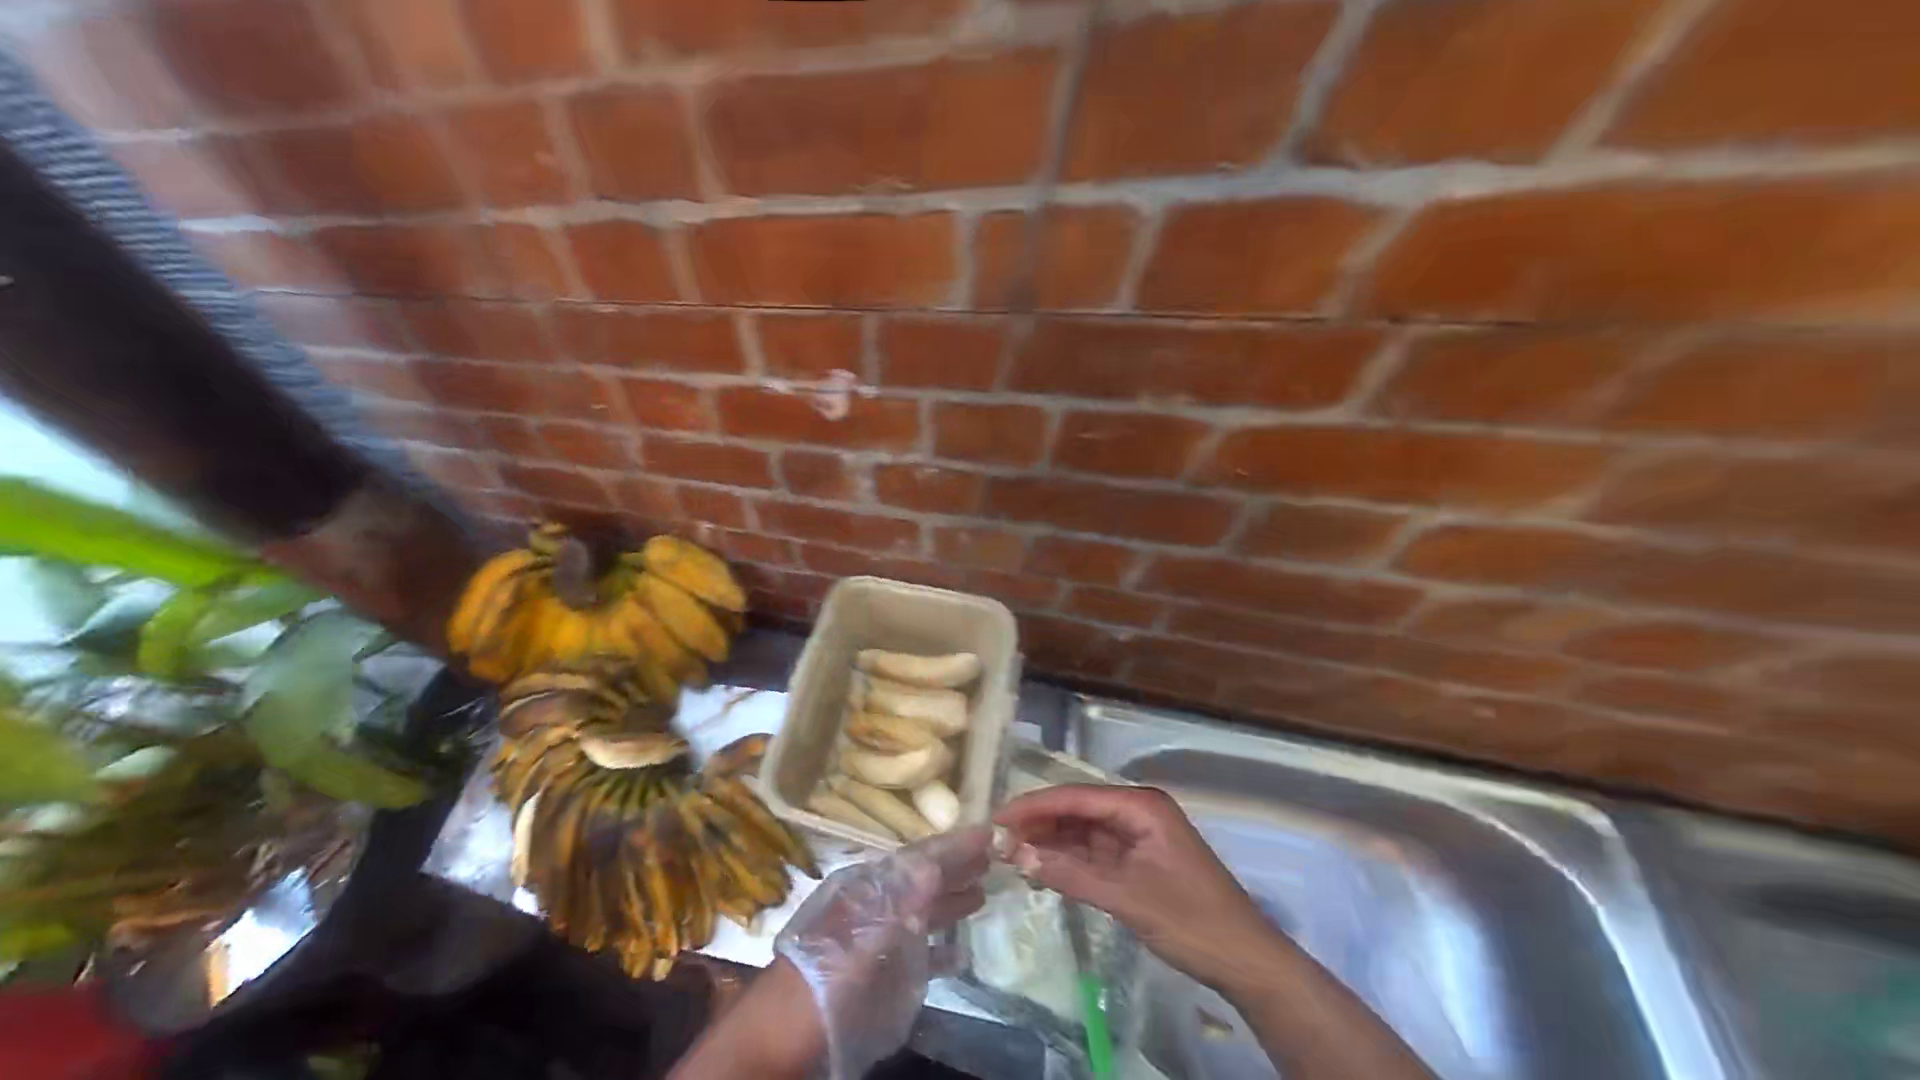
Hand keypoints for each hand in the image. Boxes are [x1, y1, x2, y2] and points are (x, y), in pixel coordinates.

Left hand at [774, 827, 990, 1078]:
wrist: (791, 1032)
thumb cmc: (832, 972)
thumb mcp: (867, 928)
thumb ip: (899, 896)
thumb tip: (932, 862)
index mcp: (873, 887)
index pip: (921, 857)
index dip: (954, 845)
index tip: (988, 832)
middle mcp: (880, 906)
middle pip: (925, 881)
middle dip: (957, 868)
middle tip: (993, 857)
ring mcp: (882, 942)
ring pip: (924, 913)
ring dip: (952, 901)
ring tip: (982, 892)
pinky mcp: (885, 979)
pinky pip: (919, 955)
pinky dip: (942, 952)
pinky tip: (961, 954)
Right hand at [995, 785, 1286, 993]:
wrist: (1246, 961)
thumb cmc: (1191, 921)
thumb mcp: (1127, 897)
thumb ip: (1071, 875)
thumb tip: (1019, 857)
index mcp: (1141, 806)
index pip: (1075, 797)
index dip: (1034, 806)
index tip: (996, 818)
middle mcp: (1137, 812)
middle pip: (1077, 811)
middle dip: (1039, 825)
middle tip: (997, 841)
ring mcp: (1138, 837)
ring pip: (1082, 833)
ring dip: (1050, 844)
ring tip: (1011, 856)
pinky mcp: (1138, 861)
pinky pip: (1094, 854)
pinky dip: (1068, 862)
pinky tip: (1041, 871)